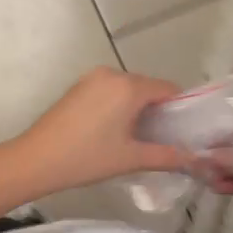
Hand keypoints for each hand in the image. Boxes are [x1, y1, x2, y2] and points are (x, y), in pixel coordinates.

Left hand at [9, 68, 195, 191]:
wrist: (38, 157)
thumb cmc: (88, 157)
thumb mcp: (131, 158)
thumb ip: (166, 155)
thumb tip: (193, 158)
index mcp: (127, 86)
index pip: (167, 89)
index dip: (181, 108)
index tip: (188, 131)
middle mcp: (111, 74)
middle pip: (147, 87)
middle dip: (160, 110)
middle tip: (168, 139)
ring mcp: (92, 78)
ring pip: (127, 89)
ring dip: (139, 108)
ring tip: (144, 138)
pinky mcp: (78, 86)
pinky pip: (110, 90)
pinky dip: (120, 105)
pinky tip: (119, 131)